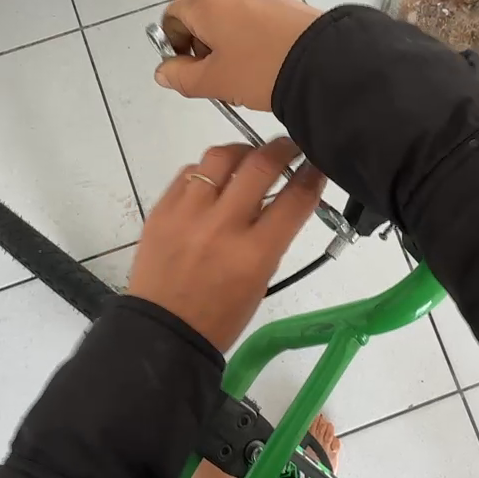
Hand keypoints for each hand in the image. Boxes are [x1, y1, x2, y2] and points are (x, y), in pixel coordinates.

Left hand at [127, 138, 325, 351]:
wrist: (164, 331)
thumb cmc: (222, 315)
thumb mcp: (261, 277)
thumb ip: (273, 234)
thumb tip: (285, 197)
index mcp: (255, 253)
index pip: (295, 199)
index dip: (312, 175)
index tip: (316, 164)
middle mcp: (222, 226)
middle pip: (260, 165)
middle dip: (283, 149)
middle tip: (290, 146)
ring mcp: (188, 214)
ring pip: (220, 157)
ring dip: (242, 151)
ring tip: (249, 157)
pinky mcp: (162, 210)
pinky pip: (189, 172)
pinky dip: (207, 169)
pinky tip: (214, 178)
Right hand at [154, 0, 321, 110]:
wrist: (323, 63)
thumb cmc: (263, 68)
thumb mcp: (213, 81)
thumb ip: (181, 77)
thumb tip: (165, 71)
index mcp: (207, 4)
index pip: (172, 16)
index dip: (172, 44)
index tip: (185, 68)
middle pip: (201, 17)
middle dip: (201, 47)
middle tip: (214, 76)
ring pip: (229, 20)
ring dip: (226, 46)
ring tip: (242, 76)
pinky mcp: (285, 6)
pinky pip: (255, 22)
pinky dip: (251, 41)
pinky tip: (263, 66)